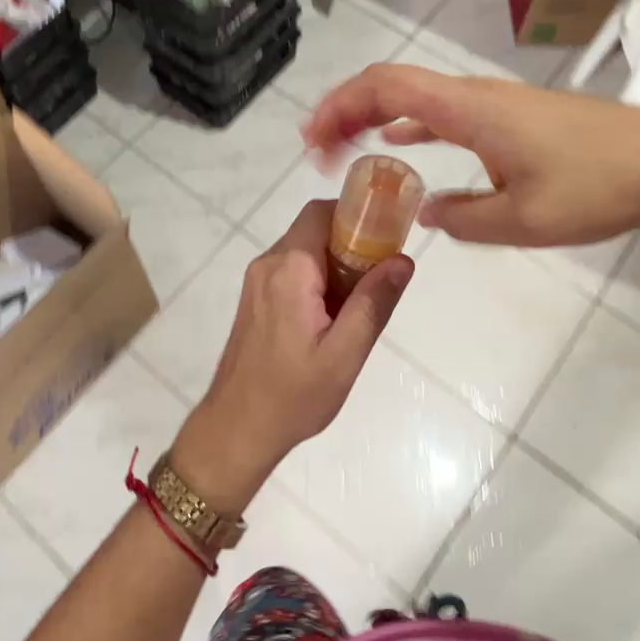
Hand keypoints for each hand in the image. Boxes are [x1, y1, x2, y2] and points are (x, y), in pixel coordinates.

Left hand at [169, 201, 412, 512]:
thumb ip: (374, 303)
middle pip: (315, 229)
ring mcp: (257, 282)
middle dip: (352, 243)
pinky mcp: (256, 300)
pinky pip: (292, 272)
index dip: (357, 215)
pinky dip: (319, 281)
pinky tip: (336, 317)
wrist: (237, 428)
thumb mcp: (344, 354)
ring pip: (305, 251)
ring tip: (363, 302)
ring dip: (337, 265)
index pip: (322, 213)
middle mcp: (268, 264)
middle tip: (382, 277)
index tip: (388, 236)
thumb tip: (403, 259)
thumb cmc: (293, 395)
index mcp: (289, 269)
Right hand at [303, 63, 639, 246]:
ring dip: (373, 118)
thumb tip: (425, 212)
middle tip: (317, 150)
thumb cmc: (597, 187)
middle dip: (345, 111)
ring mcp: (492, 104)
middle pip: (391, 86)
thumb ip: (464, 219)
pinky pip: (442, 114)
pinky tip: (398, 149)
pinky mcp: (508, 118)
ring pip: (415, 98)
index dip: (340, 107)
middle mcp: (473, 95)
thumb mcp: (525, 221)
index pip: (385, 88)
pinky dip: (408, 128)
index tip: (315, 143)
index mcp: (468, 109)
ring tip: (342, 149)